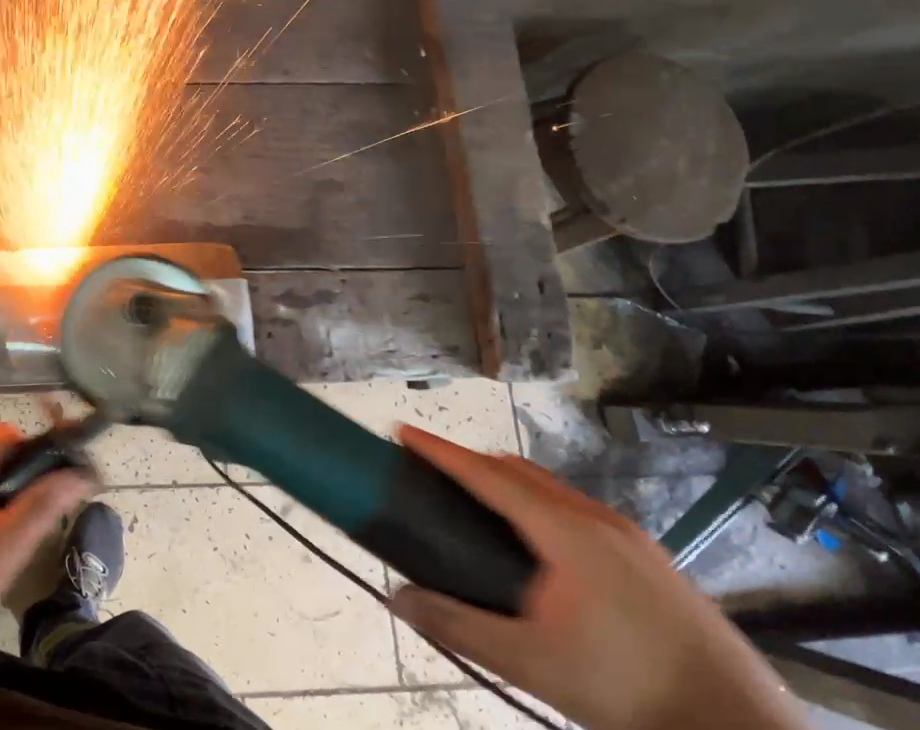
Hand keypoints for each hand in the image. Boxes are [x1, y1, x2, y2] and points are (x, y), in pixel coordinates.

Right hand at [388, 426, 801, 729]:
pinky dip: (539, 505)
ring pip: (554, 490)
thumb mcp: (528, 663)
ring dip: (507, 483)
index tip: (404, 432)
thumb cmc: (625, 687)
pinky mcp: (652, 561)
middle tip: (429, 473)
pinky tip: (534, 545)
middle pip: (522, 472)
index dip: (442, 451)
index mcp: (567, 532)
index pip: (490, 475)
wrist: (735, 727)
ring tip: (474, 504)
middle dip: (470, 463)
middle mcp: (600, 521)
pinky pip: (579, 510)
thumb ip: (457, 626)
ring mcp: (633, 539)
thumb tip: (397, 599)